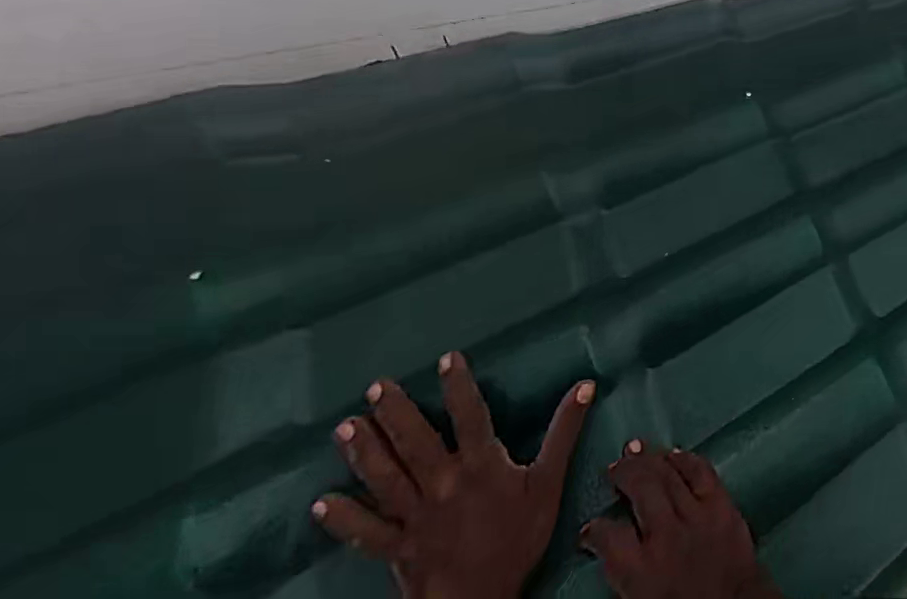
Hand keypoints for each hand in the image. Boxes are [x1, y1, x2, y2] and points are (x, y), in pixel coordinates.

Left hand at [313, 352, 595, 598]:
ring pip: (384, 479)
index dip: (458, 386)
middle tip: (377, 387)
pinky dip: (342, 518)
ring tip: (346, 426)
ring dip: (363, 453)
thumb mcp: (551, 481)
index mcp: (480, 465)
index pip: (469, 416)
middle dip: (396, 414)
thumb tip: (585, 385)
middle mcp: (442, 484)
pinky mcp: (395, 547)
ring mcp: (413, 517)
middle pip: (415, 443)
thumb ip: (565, 432)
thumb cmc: (520, 536)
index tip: (447, 359)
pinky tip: (321, 503)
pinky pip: (364, 532)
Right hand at [580, 441, 782, 598]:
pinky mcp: (722, 505)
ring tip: (635, 449)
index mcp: (640, 570)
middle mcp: (666, 535)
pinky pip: (702, 472)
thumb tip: (609, 553)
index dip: (594, 530)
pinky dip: (686, 459)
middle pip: (641, 489)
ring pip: (669, 475)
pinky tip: (674, 453)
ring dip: (650, 459)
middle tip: (613, 466)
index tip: (590, 529)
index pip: (607, 537)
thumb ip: (623, 574)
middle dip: (624, 473)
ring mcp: (696, 515)